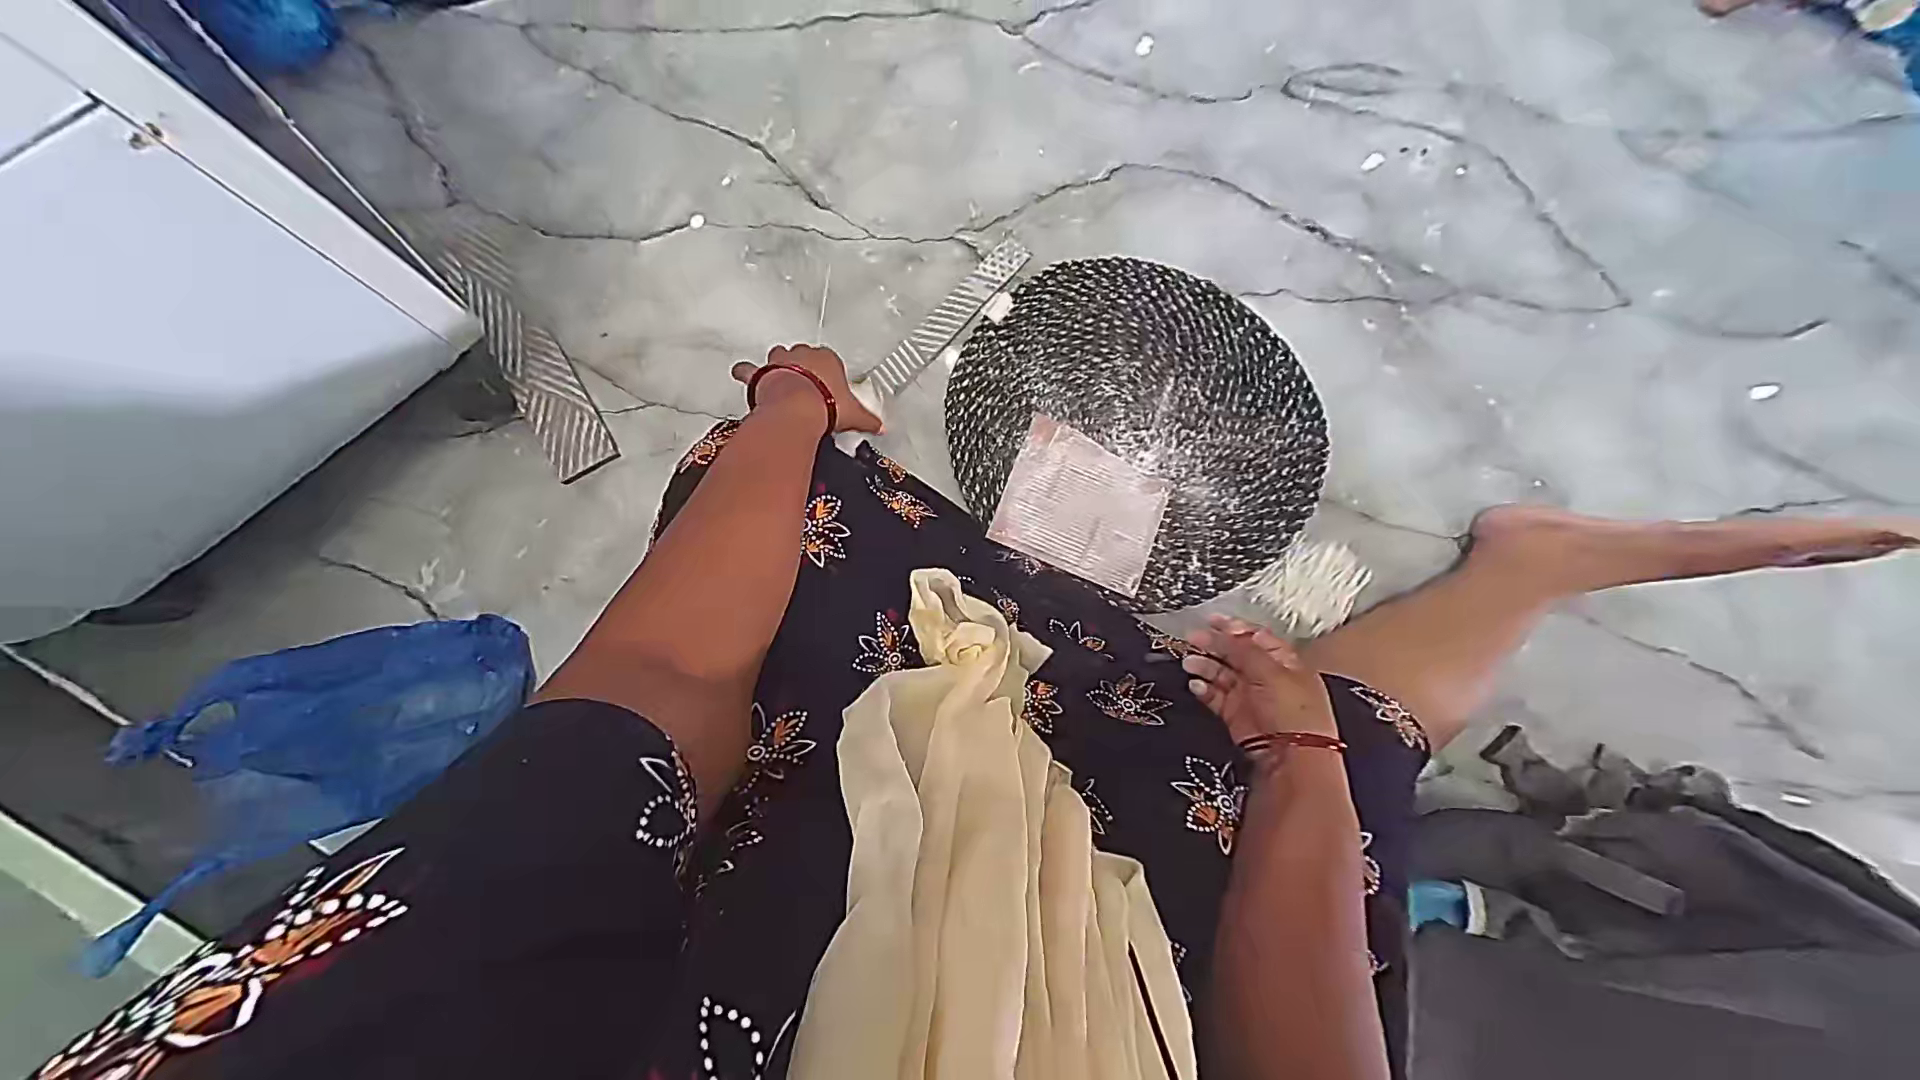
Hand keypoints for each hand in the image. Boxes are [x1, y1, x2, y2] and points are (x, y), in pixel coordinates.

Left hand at [731, 344, 882, 434]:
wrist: (796, 408)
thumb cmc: (824, 404)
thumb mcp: (854, 415)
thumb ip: (867, 420)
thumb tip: (879, 427)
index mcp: (827, 359)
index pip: (830, 360)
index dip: (829, 372)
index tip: (830, 384)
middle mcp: (802, 355)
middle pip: (802, 354)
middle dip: (803, 365)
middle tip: (807, 382)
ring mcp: (779, 362)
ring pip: (776, 356)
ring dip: (777, 365)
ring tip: (778, 376)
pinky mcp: (760, 373)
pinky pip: (748, 369)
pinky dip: (745, 372)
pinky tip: (743, 375)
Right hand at [1182, 615, 1337, 743]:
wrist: (1291, 757)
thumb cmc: (1292, 711)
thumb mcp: (1270, 671)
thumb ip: (1243, 649)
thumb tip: (1221, 632)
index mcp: (1283, 662)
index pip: (1256, 637)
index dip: (1234, 628)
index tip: (1211, 620)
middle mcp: (1266, 676)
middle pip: (1235, 654)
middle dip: (1213, 644)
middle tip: (1192, 638)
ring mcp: (1250, 696)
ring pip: (1221, 673)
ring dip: (1204, 665)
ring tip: (1189, 663)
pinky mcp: (1235, 714)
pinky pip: (1215, 696)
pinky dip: (1204, 689)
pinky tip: (1196, 685)